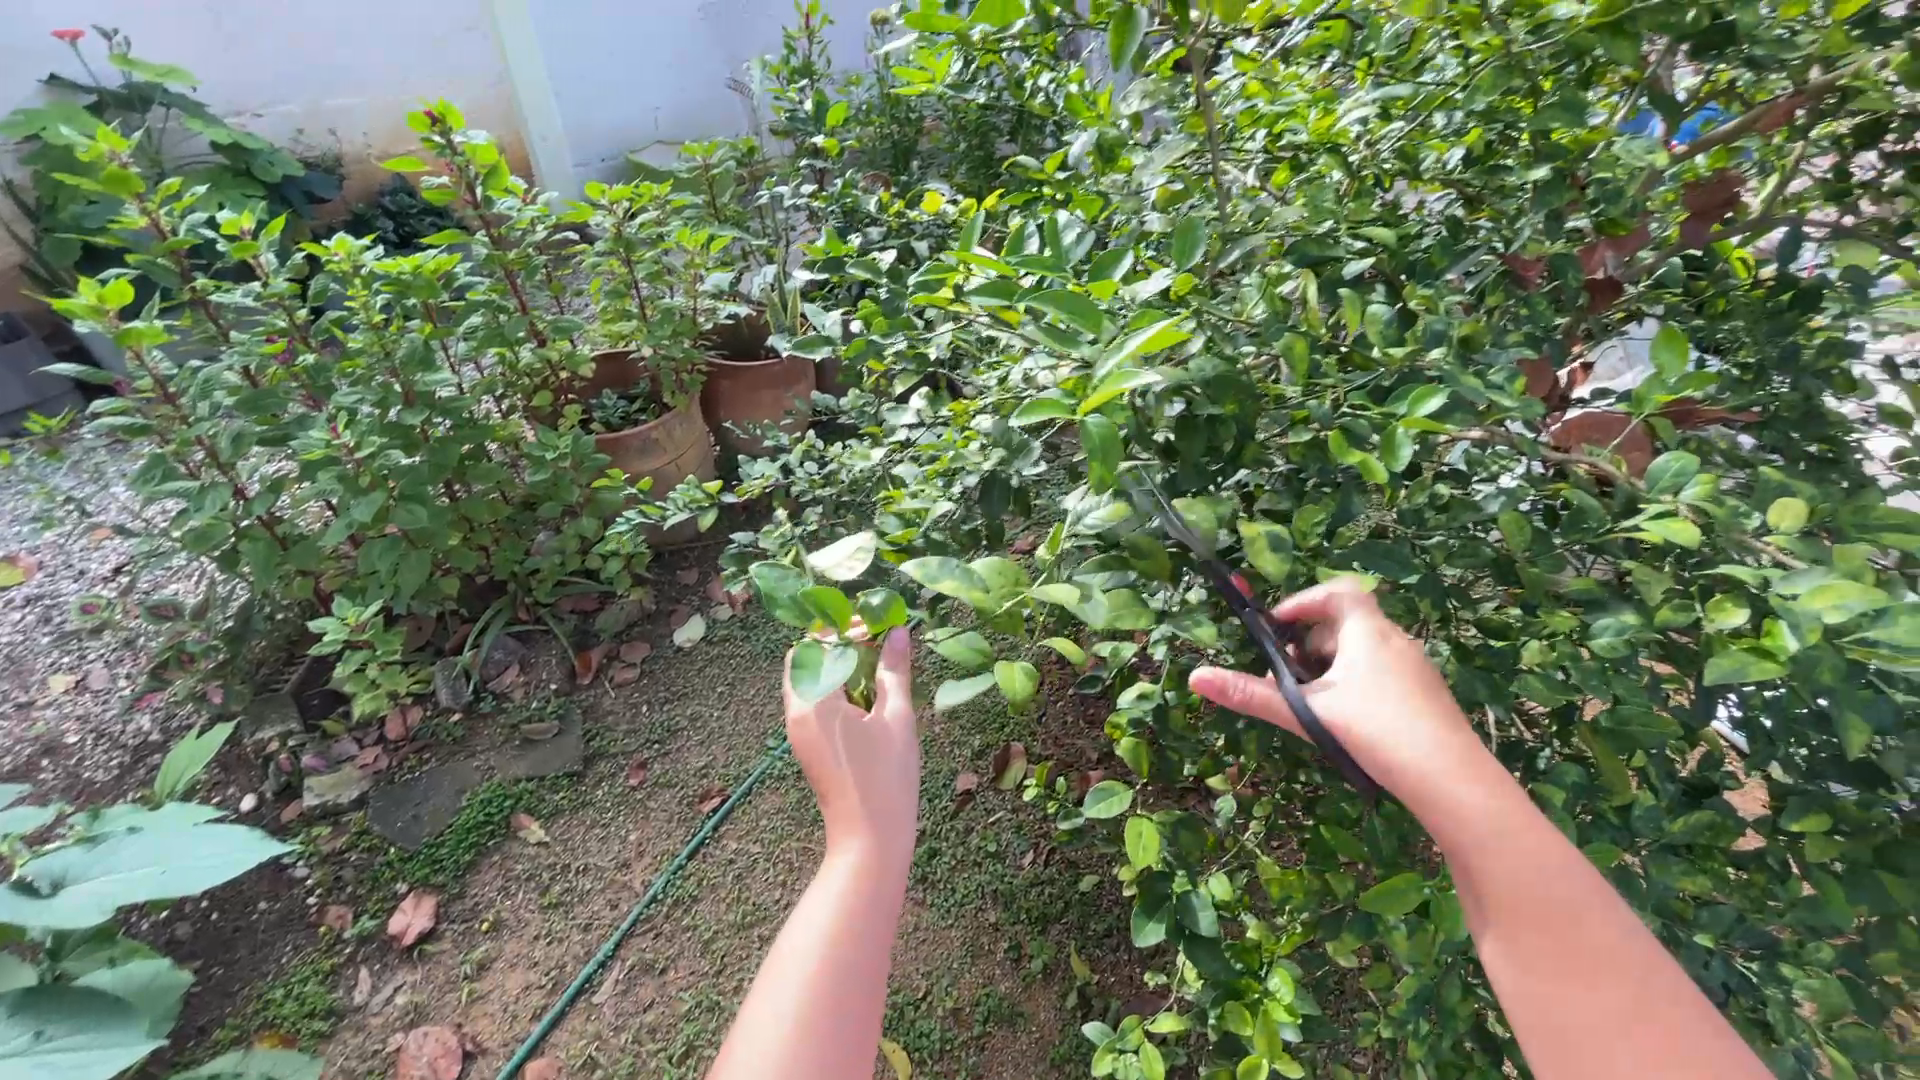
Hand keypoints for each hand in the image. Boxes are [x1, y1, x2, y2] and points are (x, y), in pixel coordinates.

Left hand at [783, 627, 919, 863]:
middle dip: (837, 644)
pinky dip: (833, 688)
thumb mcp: (897, 718)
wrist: (869, 839)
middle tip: (873, 642)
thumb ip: (895, 671)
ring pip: (807, 680)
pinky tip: (865, 695)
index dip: (846, 629)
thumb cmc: (887, 777)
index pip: (818, 645)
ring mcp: (798, 730)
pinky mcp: (806, 745)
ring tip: (873, 666)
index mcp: (814, 701)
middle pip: (805, 659)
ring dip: (835, 666)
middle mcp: (797, 711)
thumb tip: (898, 631)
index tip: (878, 627)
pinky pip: (812, 702)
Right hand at [1188, 578, 1491, 817]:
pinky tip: (1348, 722)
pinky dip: (1357, 684)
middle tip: (1287, 673)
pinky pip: (1383, 674)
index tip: (1279, 626)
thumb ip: (1252, 694)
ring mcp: (1417, 670)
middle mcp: (1396, 642)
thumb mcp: (1306, 711)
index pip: (1339, 592)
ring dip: (1331, 666)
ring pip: (1364, 651)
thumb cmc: (1376, 732)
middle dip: (1310, 642)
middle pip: (1347, 623)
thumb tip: (1196, 677)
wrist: (1453, 782)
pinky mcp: (1428, 697)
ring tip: (1312, 701)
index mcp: (1368, 633)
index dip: (1305, 601)